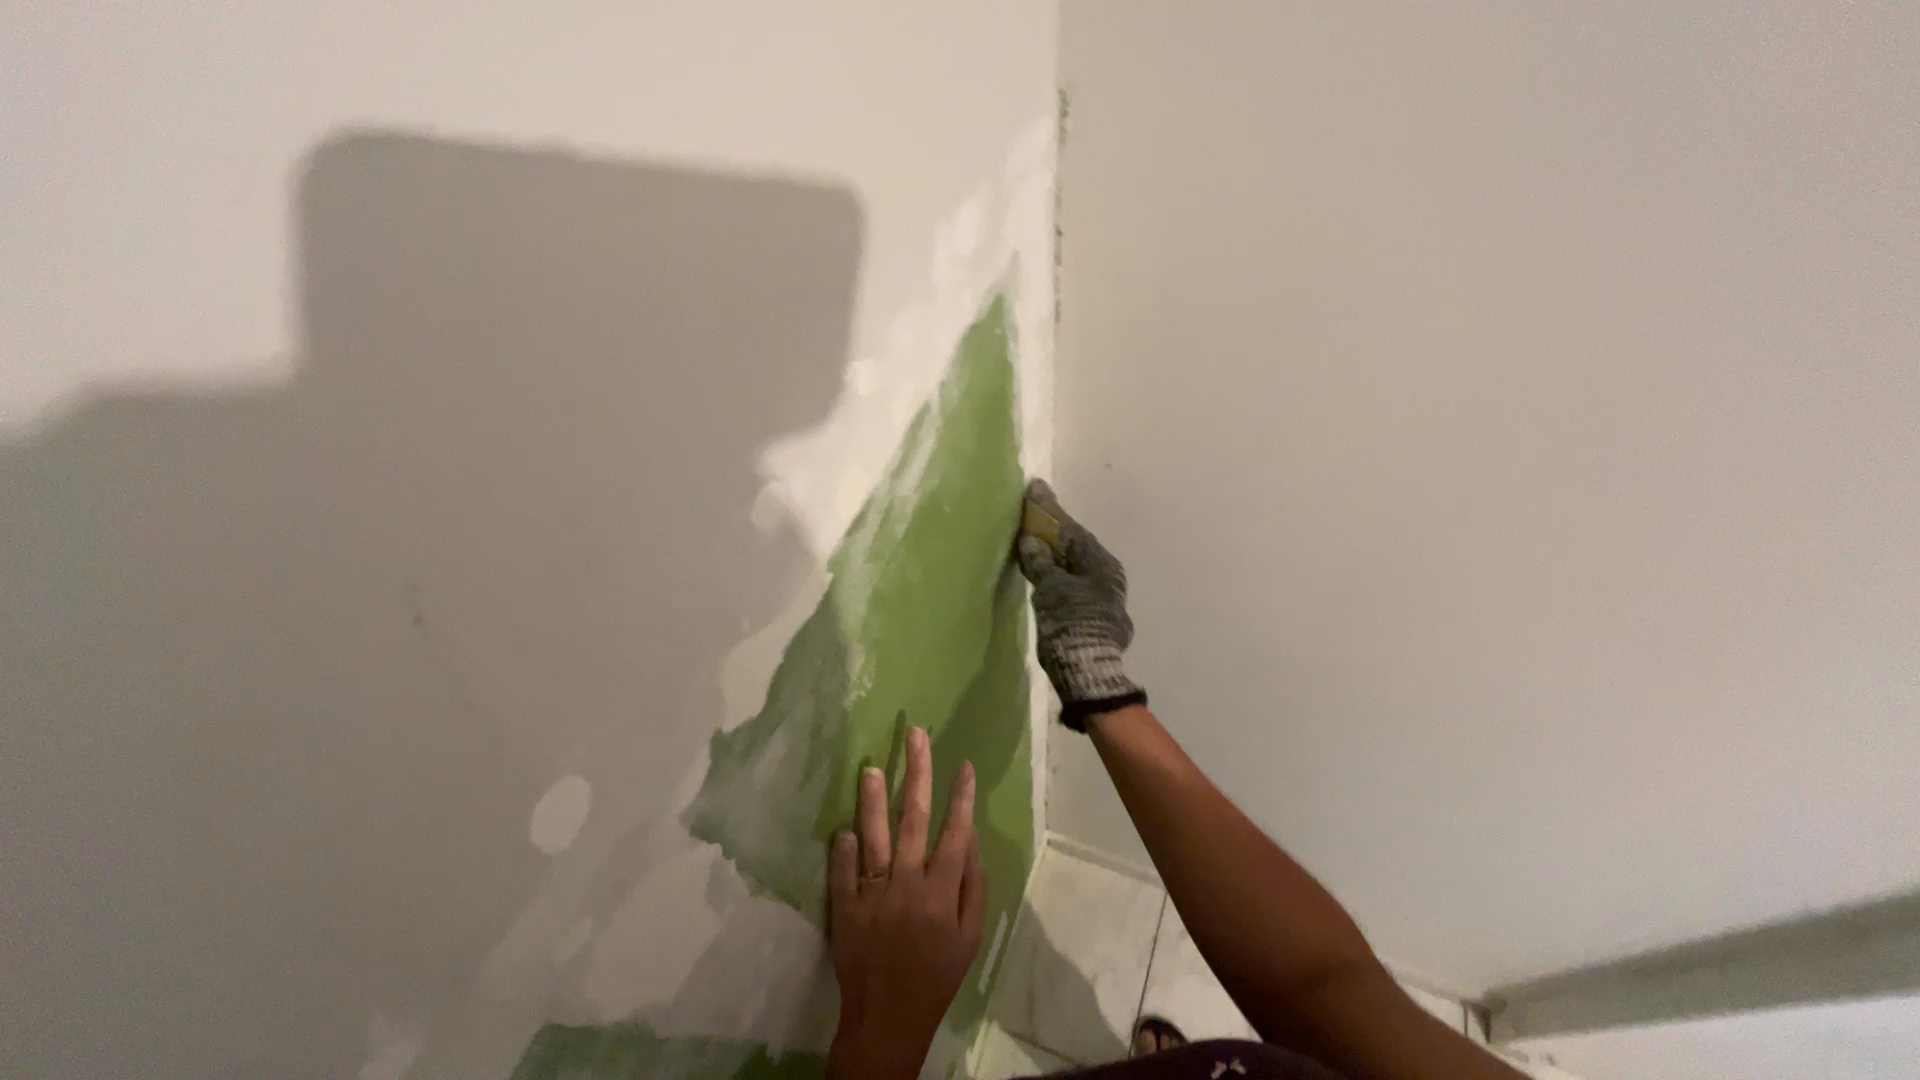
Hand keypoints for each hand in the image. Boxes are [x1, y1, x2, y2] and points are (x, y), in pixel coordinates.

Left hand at [827, 727, 987, 1079]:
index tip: (963, 763)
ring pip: (874, 835)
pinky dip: (843, 847)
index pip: (955, 831)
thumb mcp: (971, 937)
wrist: (889, 1018)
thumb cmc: (937, 974)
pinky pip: (842, 870)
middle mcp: (908, 884)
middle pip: (913, 818)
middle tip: (914, 736)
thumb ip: (973, 886)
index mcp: (942, 891)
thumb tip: (969, 840)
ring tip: (871, 767)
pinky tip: (846, 826)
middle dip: (916, 773)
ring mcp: (873, 894)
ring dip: (873, 799)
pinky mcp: (844, 907)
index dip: (960, 796)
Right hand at [1015, 479, 1145, 730]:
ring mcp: (1103, 600)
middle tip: (1033, 514)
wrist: (1087, 671)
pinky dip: (1057, 576)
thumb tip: (1031, 541)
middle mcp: (1108, 578)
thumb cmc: (1071, 623)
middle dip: (1054, 533)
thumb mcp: (1051, 588)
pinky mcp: (1093, 619)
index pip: (1072, 530)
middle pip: (1076, 549)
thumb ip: (1041, 562)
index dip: (1052, 511)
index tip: (1036, 491)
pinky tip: (1045, 576)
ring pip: (1075, 568)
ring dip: (1055, 556)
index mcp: (1102, 565)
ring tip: (1036, 542)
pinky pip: (1071, 586)